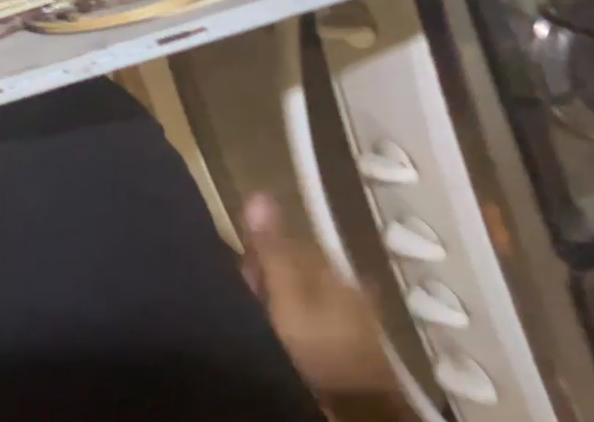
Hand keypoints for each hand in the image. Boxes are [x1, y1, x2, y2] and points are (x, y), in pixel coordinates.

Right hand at [241, 194, 394, 395]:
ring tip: (258, 304)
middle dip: (268, 267)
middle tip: (247, 284)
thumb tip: (257, 193)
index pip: (290, 236)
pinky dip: (291, 311)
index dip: (259, 242)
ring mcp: (350, 310)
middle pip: (297, 260)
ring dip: (278, 291)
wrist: (356, 401)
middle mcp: (344, 281)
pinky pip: (310, 310)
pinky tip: (280, 323)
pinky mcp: (346, 336)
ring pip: (303, 286)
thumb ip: (272, 247)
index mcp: (332, 265)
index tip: (238, 257)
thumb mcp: (286, 293)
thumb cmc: (318, 342)